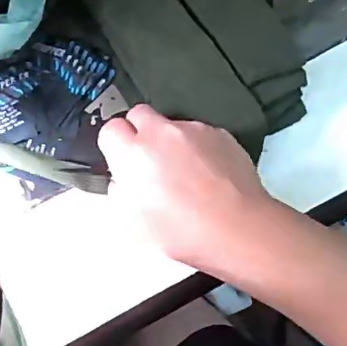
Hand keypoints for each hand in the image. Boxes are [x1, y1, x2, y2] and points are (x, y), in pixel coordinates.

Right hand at [97, 105, 288, 274]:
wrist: (236, 228)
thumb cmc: (186, 231)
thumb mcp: (134, 225)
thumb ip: (120, 194)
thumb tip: (122, 184)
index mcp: (133, 154)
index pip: (110, 130)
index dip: (114, 145)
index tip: (121, 159)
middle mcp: (162, 134)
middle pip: (139, 114)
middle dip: (139, 133)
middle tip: (147, 160)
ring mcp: (193, 131)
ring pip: (172, 125)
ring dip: (171, 142)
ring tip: (183, 176)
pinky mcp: (220, 134)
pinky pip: (200, 134)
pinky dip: (198, 149)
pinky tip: (205, 176)